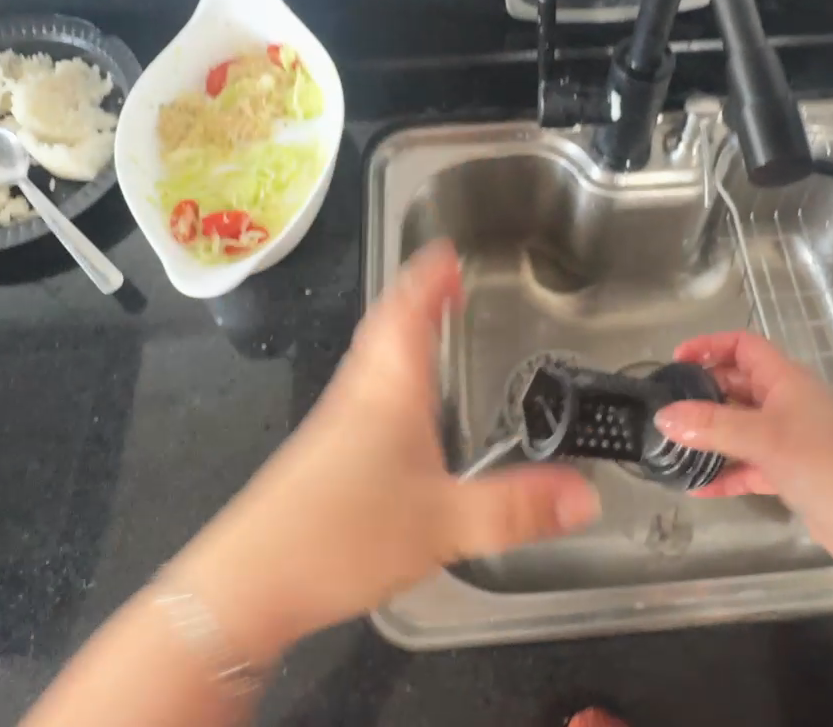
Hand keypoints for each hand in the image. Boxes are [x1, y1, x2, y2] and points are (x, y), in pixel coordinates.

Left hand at [163, 241, 599, 662]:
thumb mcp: (445, 525)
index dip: (428, 278)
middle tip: (444, 281)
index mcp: (389, 391)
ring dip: (399, 331)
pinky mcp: (321, 452)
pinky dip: (386, 373)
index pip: (408, 313)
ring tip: (426, 324)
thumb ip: (516, 509)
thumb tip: (585, 496)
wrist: (246, 582)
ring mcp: (334, 421)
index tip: (446, 251)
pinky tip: (398, 406)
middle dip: (415, 297)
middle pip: (385, 327)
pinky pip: (362, 390)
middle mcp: (359, 394)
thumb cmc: (342, 535)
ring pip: (371, 358)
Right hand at [652, 331, 832, 564]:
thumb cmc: (826, 465)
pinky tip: (696, 488)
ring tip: (673, 445)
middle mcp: (788, 403)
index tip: (676, 361)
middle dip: (703, 393)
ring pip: (741, 428)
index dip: (710, 346)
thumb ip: (712, 425)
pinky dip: (726, 473)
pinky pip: (749, 465)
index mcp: (787, 380)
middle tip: (668, 405)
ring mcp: (791, 440)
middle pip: (738, 386)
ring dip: (711, 436)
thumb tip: (664, 416)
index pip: (744, 346)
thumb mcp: (764, 438)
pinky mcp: (792, 474)